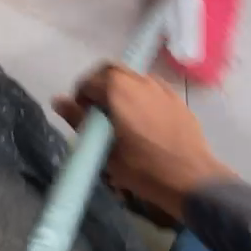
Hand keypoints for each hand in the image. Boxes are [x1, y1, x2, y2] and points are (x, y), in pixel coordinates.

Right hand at [53, 63, 235, 222]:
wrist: (193, 181)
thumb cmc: (144, 168)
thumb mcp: (104, 150)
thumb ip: (79, 120)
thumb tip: (57, 100)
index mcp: (118, 90)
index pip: (89, 80)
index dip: (80, 95)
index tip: (81, 114)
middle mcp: (139, 81)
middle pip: (111, 69)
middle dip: (98, 83)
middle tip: (96, 108)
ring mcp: (161, 88)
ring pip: (133, 76)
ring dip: (120, 87)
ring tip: (119, 113)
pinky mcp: (177, 100)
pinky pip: (151, 88)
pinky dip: (140, 95)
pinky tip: (142, 119)